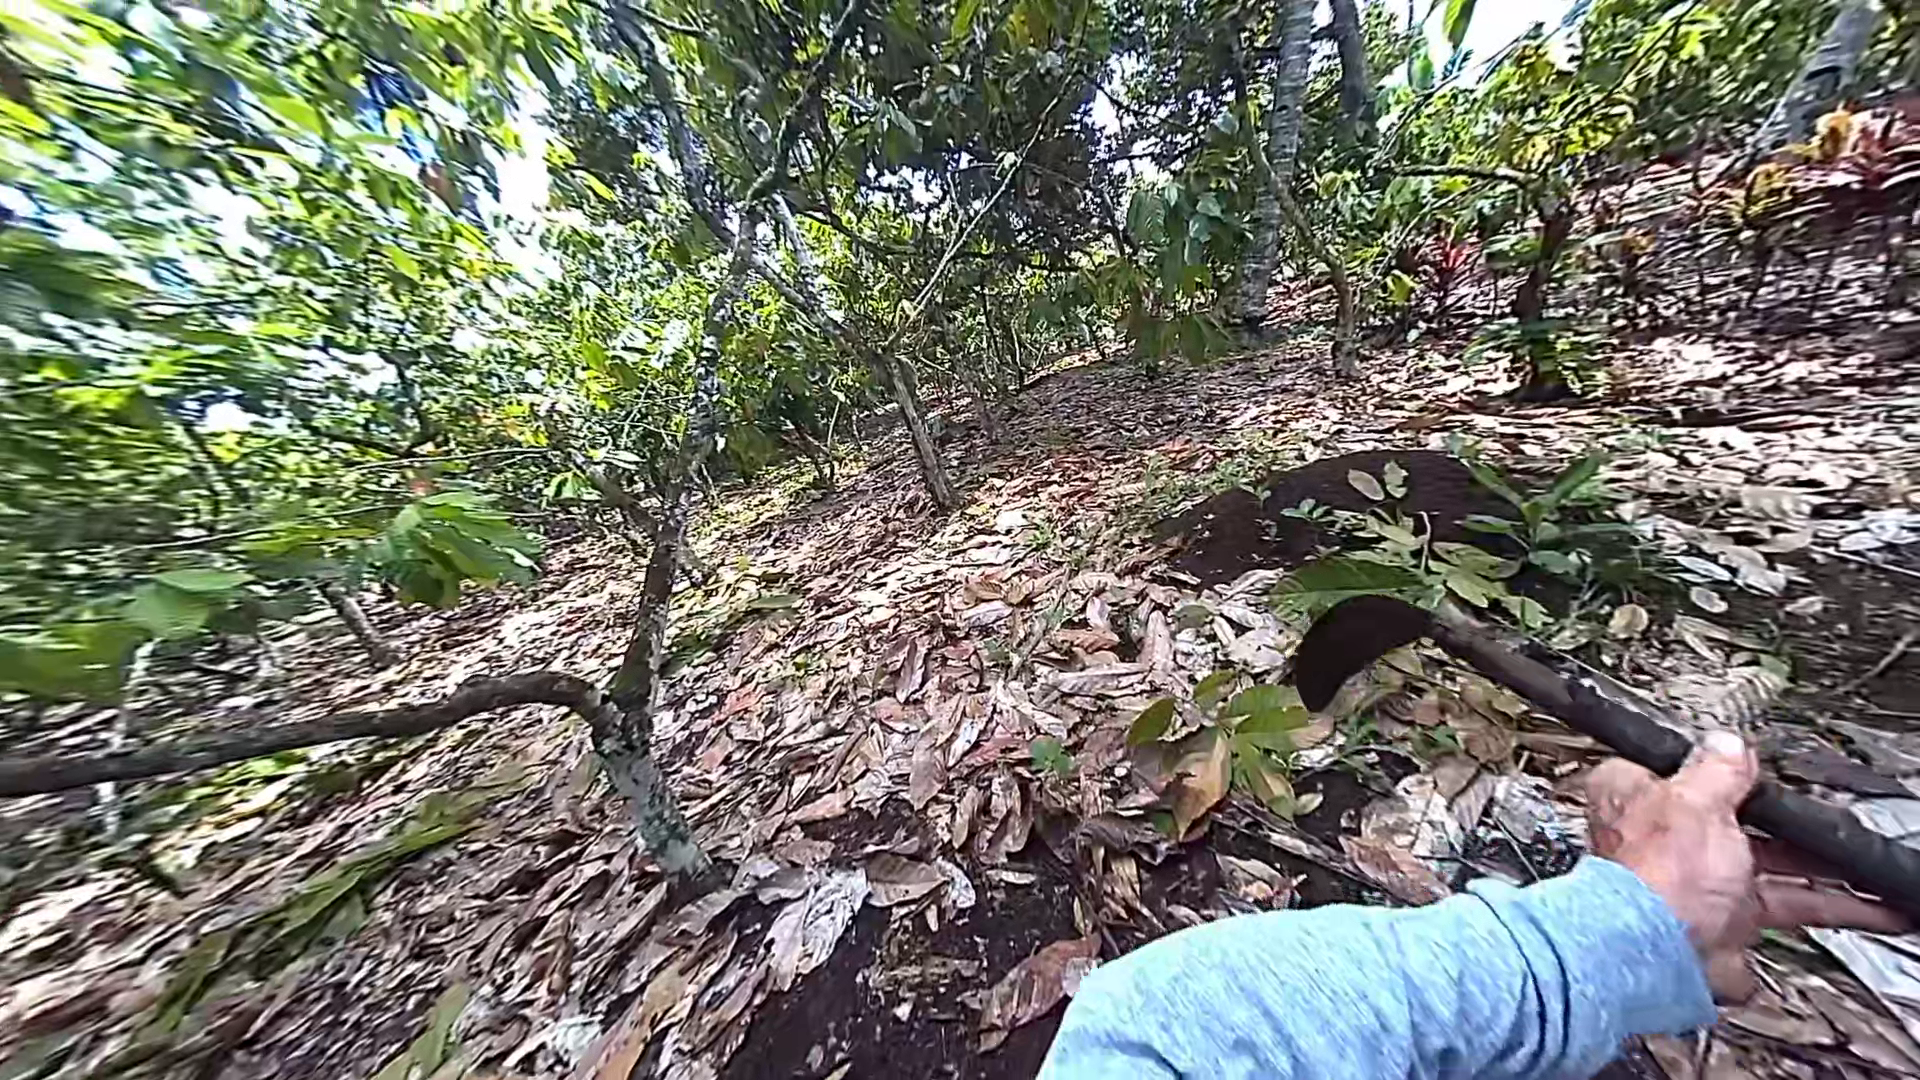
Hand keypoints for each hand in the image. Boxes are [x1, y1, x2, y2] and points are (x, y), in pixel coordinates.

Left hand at [1584, 730, 1909, 1001]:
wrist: (1664, 941)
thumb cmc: (1657, 870)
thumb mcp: (1692, 803)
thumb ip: (1712, 772)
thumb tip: (1724, 743)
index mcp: (1628, 792)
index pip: (1674, 770)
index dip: (1718, 773)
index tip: (1761, 775)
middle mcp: (1654, 827)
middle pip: (1726, 815)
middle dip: (1783, 822)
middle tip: (1829, 824)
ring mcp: (1688, 868)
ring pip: (1763, 857)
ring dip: (1820, 863)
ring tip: (1863, 863)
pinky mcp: (1721, 906)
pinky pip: (1785, 898)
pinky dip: (1833, 901)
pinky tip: (1876, 905)